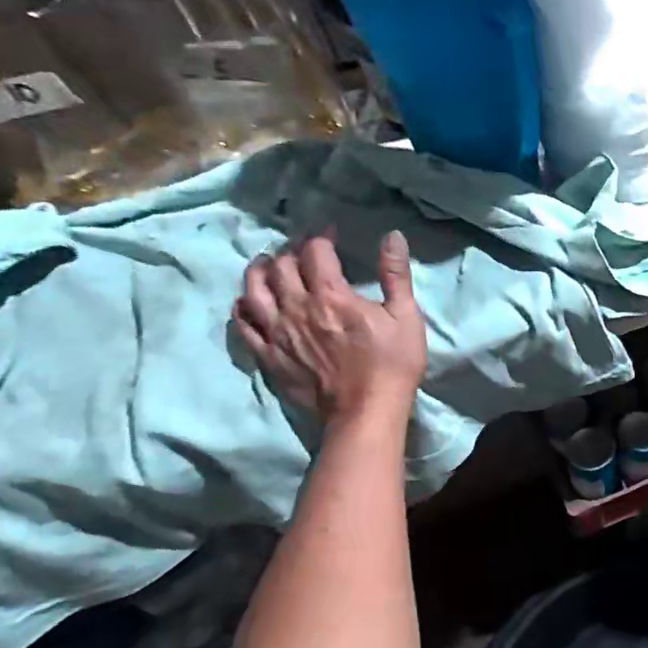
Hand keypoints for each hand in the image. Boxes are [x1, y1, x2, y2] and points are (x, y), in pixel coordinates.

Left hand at [234, 231, 427, 422]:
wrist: (364, 414)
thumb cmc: (391, 366)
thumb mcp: (405, 318)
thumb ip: (396, 274)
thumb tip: (393, 235)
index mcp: (331, 295)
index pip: (315, 251)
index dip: (320, 236)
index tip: (329, 234)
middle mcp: (297, 308)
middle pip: (281, 266)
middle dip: (290, 251)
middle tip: (300, 252)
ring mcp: (278, 333)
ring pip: (254, 289)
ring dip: (258, 271)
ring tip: (265, 265)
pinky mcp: (268, 356)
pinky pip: (244, 325)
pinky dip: (242, 308)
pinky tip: (247, 303)